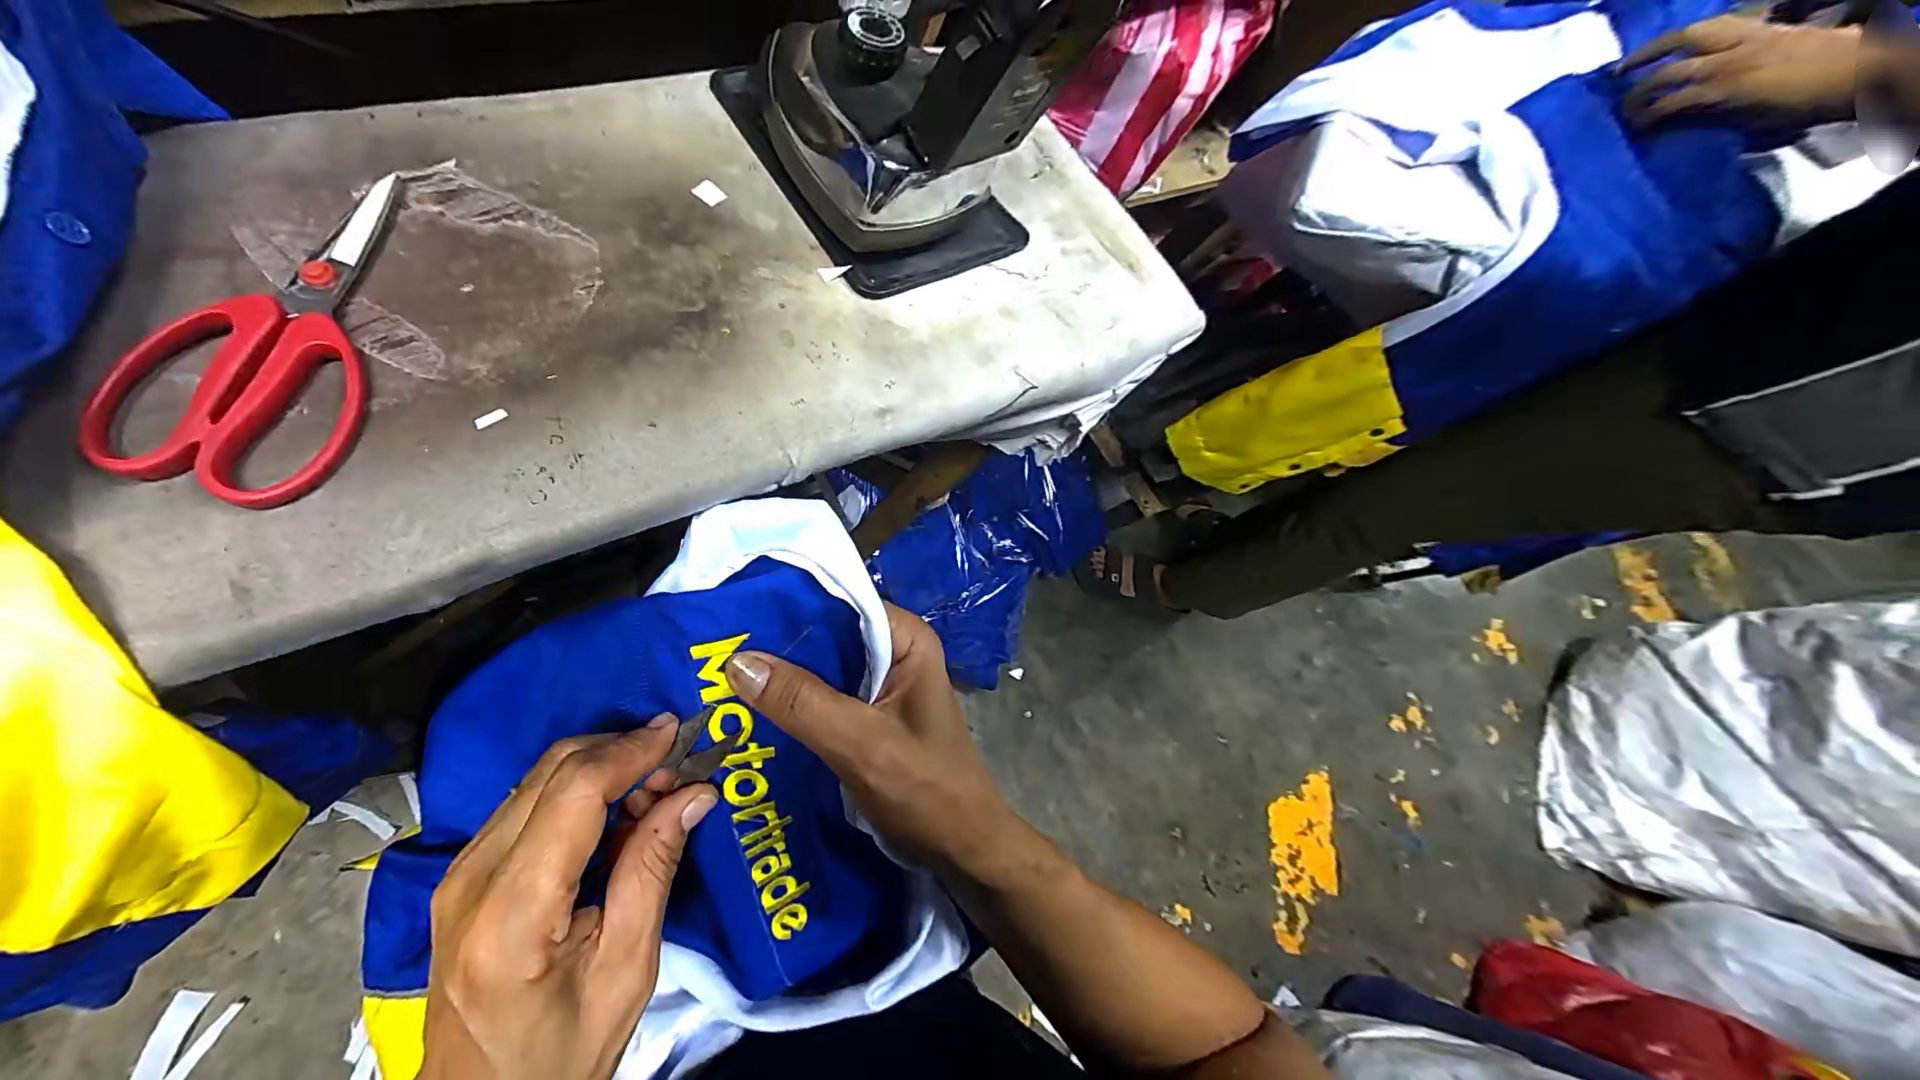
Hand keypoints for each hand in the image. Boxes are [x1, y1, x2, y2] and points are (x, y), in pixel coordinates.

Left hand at [420, 721, 717, 1079]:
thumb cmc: (562, 1052)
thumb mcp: (627, 968)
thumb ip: (655, 868)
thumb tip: (697, 792)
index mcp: (511, 914)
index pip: (574, 793)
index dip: (631, 751)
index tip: (680, 733)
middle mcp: (471, 880)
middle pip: (554, 771)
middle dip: (623, 751)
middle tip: (679, 769)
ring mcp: (459, 873)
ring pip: (540, 778)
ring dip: (604, 766)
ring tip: (656, 791)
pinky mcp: (464, 874)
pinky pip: (529, 802)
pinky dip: (581, 789)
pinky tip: (618, 812)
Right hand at [723, 604, 1019, 874]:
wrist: (962, 849)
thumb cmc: (927, 792)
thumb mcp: (862, 745)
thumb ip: (803, 703)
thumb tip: (735, 660)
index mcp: (907, 640)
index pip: (842, 602)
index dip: (789, 605)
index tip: (731, 613)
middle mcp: (895, 652)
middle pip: (828, 633)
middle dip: (777, 643)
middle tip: (709, 648)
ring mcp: (882, 685)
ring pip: (822, 667)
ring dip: (779, 676)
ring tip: (715, 675)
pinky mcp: (868, 716)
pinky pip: (823, 697)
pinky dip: (791, 704)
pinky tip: (747, 711)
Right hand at [1620, 16, 1862, 124]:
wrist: (1862, 72)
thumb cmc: (1803, 108)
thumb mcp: (1749, 127)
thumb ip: (1708, 120)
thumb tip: (1672, 125)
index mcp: (1724, 89)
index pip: (1666, 103)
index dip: (1642, 118)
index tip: (1627, 130)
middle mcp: (1730, 60)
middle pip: (1671, 68)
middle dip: (1639, 85)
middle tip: (1615, 95)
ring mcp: (1749, 38)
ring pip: (1693, 34)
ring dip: (1659, 47)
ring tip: (1635, 60)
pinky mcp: (1765, 28)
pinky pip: (1721, 25)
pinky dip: (1695, 35)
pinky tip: (1679, 45)